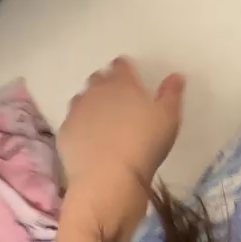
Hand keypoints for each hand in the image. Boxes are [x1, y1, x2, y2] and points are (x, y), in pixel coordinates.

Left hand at [59, 58, 185, 209]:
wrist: (108, 177)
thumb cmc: (144, 143)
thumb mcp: (168, 117)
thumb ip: (171, 93)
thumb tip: (175, 76)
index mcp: (122, 83)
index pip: (121, 65)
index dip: (126, 68)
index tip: (132, 76)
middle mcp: (95, 91)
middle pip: (98, 78)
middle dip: (106, 83)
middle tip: (118, 98)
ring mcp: (76, 111)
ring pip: (82, 99)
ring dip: (91, 104)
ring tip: (103, 120)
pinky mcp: (65, 132)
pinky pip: (73, 122)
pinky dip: (81, 126)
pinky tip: (91, 140)